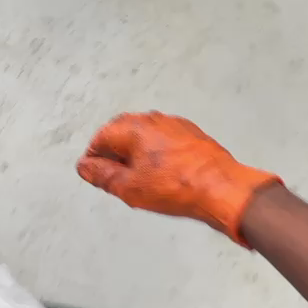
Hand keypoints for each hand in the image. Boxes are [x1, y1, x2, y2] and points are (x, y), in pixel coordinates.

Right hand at [77, 112, 280, 245]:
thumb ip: (102, 175)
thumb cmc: (174, 187)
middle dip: (115, 153)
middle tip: (116, 178)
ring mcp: (175, 124)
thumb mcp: (129, 188)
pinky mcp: (192, 134)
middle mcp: (152, 119)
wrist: (223, 188)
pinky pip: (164, 140)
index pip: (101, 137)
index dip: (94, 157)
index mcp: (133, 127)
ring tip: (140, 178)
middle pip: (122, 132)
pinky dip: (157, 152)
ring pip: (145, 136)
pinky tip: (163, 173)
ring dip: (137, 152)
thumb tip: (84, 166)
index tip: (96, 175)